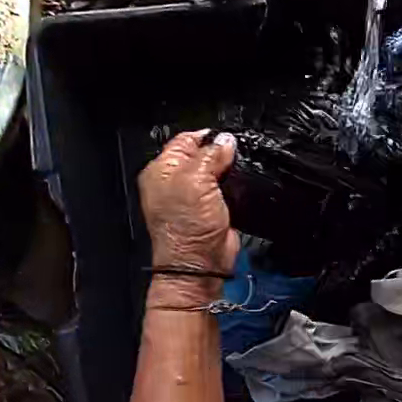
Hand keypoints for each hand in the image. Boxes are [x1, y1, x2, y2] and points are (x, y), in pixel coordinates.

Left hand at [138, 131, 238, 300]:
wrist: (201, 264)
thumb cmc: (188, 228)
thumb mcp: (196, 180)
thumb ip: (211, 155)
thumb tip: (226, 141)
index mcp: (162, 170)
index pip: (186, 140)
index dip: (208, 138)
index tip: (227, 140)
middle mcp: (176, 182)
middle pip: (204, 155)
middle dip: (221, 155)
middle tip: (233, 160)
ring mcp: (195, 197)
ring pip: (218, 173)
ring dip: (229, 174)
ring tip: (235, 177)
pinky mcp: (213, 210)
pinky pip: (227, 191)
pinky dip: (235, 189)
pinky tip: (239, 190)